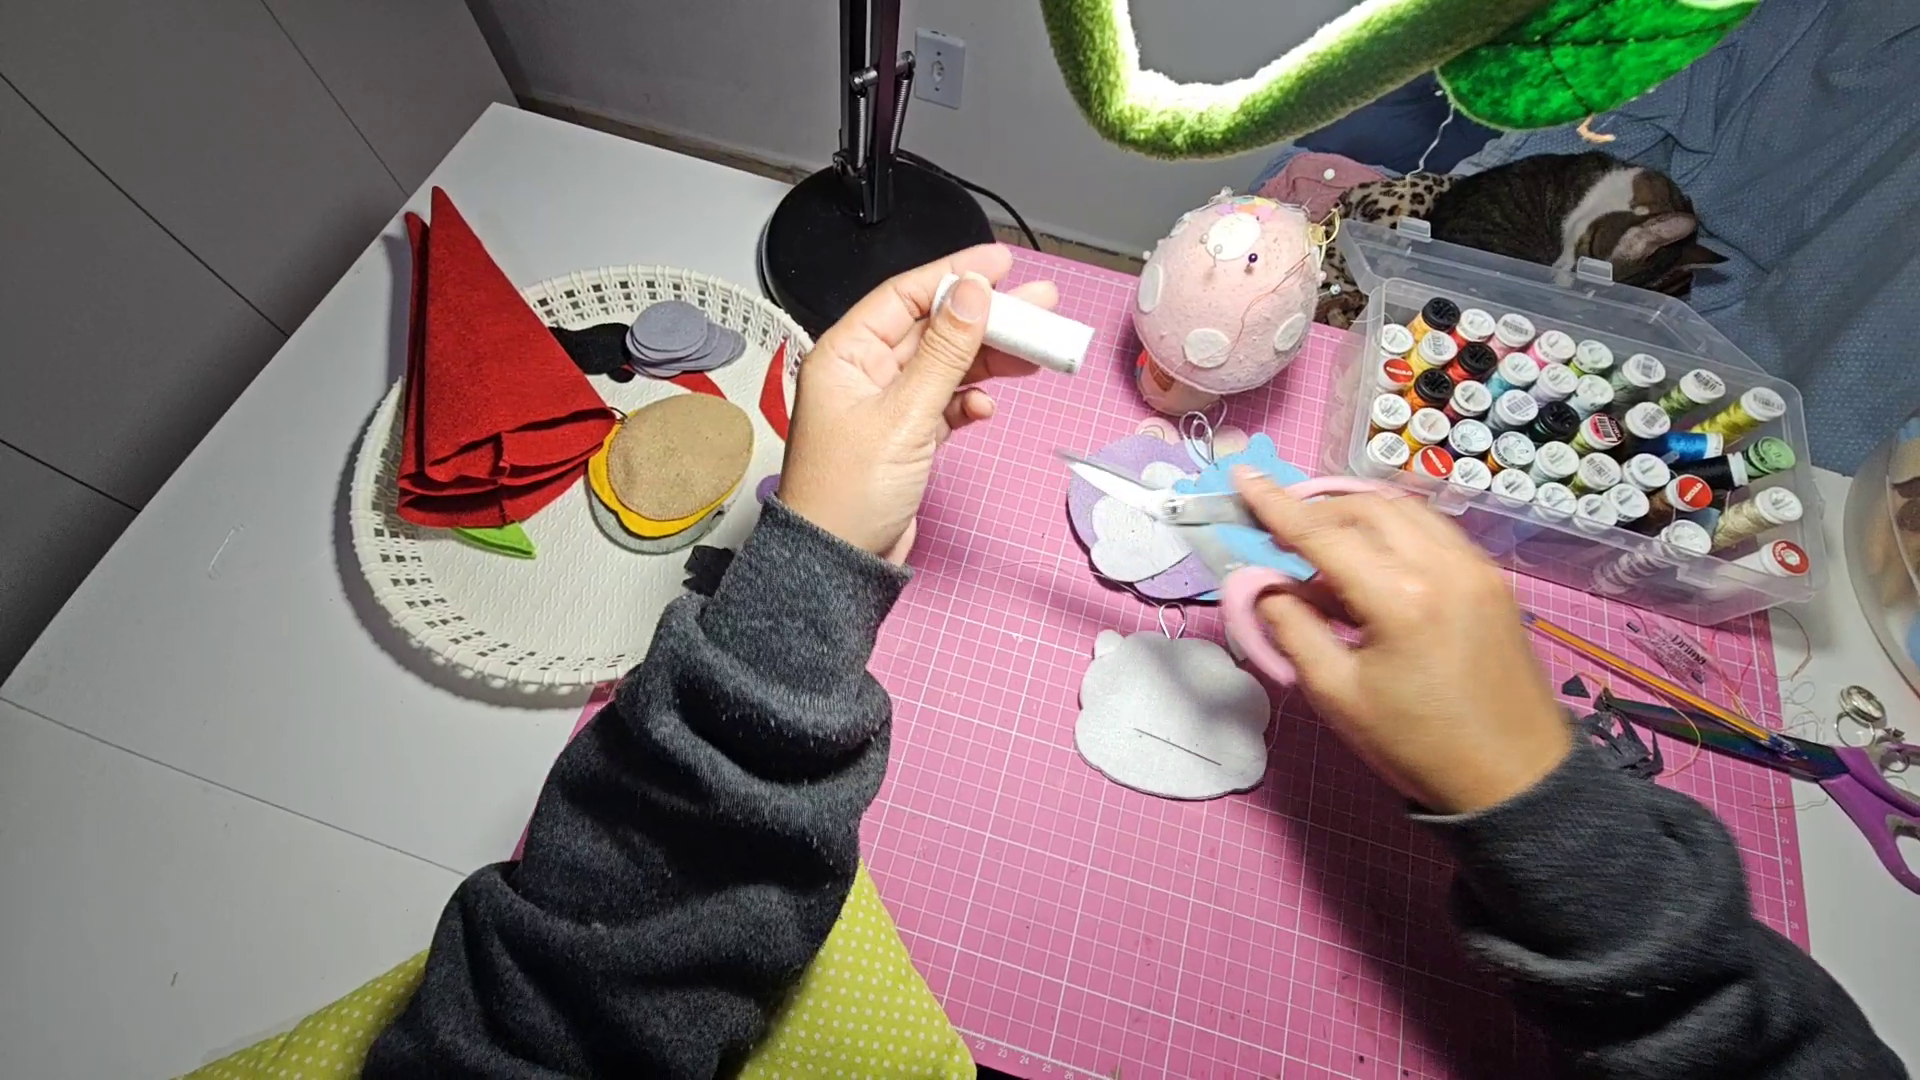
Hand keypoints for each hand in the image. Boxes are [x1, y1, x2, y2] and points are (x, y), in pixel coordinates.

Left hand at [779, 245, 1057, 562]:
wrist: (842, 561)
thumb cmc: (847, 494)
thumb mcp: (904, 415)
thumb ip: (944, 354)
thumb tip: (972, 295)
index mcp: (846, 354)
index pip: (906, 297)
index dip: (955, 276)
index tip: (999, 265)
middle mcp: (864, 374)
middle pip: (934, 330)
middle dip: (986, 318)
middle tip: (1038, 305)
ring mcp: (887, 406)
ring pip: (946, 367)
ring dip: (988, 360)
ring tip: (1034, 352)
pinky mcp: (906, 436)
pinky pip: (945, 404)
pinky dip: (968, 402)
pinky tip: (986, 406)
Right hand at [1233, 470, 1571, 813]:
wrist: (1515, 780)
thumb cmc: (1414, 743)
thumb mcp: (1334, 692)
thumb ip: (1291, 626)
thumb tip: (1266, 586)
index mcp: (1400, 599)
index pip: (1322, 534)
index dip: (1274, 504)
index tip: (1243, 478)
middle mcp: (1443, 567)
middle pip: (1364, 507)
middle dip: (1314, 508)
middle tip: (1277, 531)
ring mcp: (1475, 569)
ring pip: (1402, 510)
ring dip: (1352, 515)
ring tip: (1320, 545)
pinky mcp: (1490, 580)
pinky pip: (1430, 530)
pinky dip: (1389, 530)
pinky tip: (1368, 562)